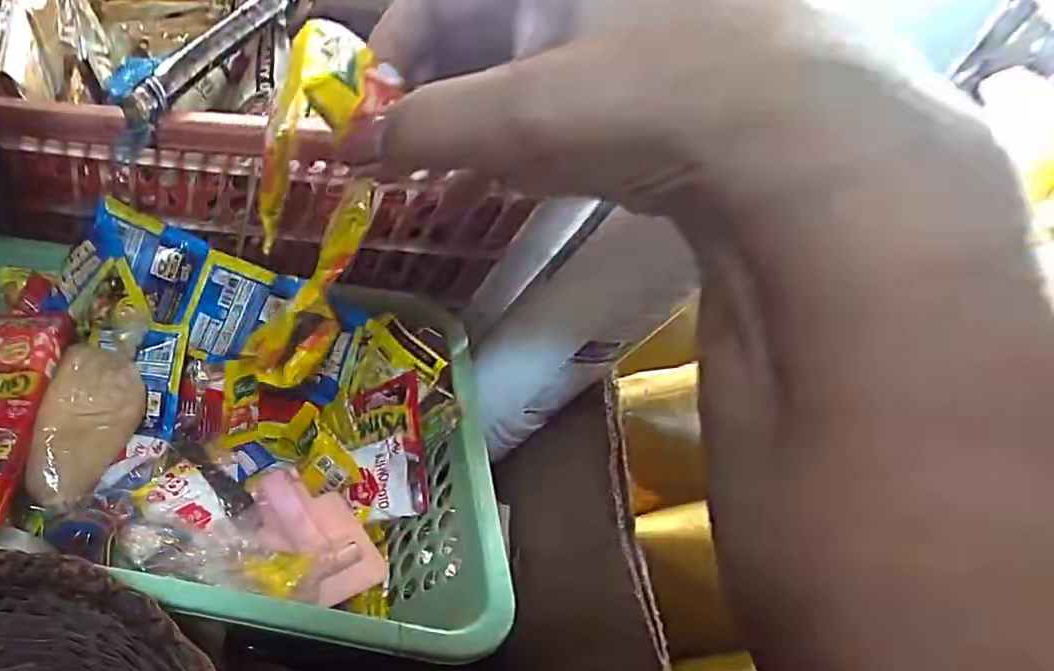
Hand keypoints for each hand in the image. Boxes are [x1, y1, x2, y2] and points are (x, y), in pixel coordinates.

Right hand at [347, 0, 998, 228]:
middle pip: (455, 33)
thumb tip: (350, 146)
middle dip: (409, 98)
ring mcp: (595, 29)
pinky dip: (484, 146)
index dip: (384, 56)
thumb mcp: (515, 114)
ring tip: (411, 179)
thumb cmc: (645, 97)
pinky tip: (463, 189)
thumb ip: (420, 127)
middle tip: (380, 154)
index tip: (361, 121)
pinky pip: (523, 102)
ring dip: (442, 129)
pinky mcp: (610, 77)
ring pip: (486, 73)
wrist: (781, 141)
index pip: (432, 1)